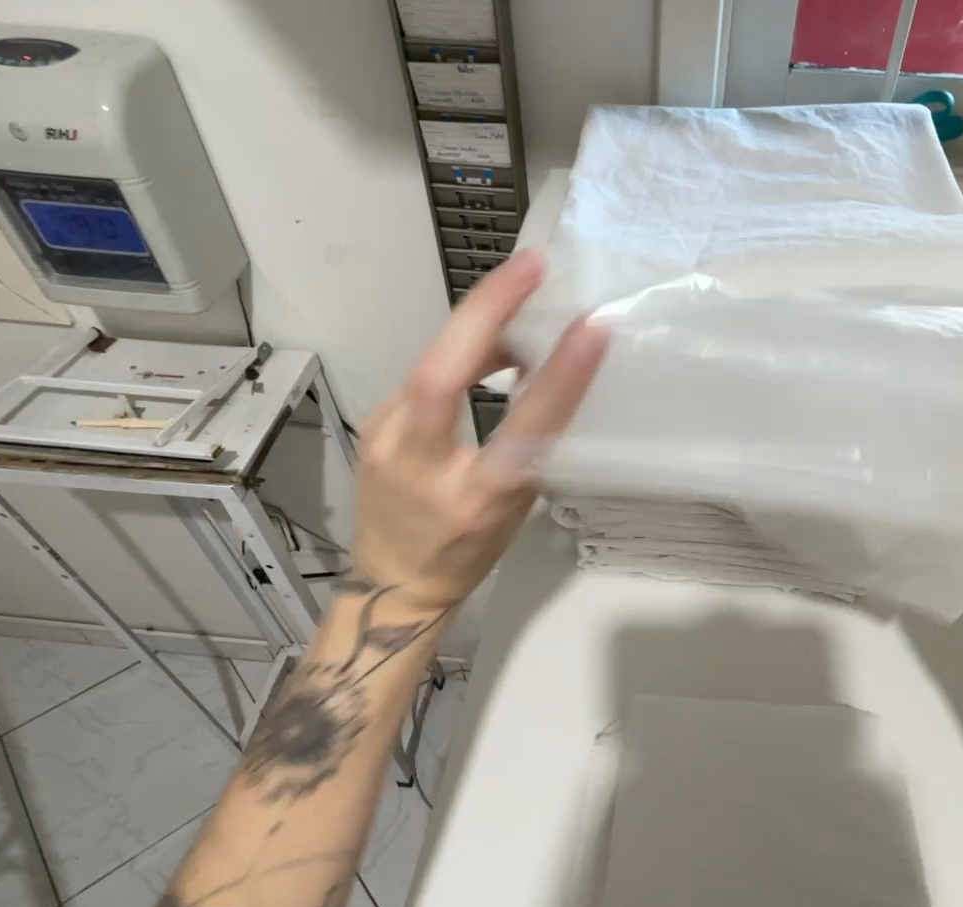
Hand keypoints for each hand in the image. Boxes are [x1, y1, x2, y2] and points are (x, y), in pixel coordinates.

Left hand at [350, 250, 607, 610]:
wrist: (393, 583)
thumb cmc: (467, 554)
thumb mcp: (513, 509)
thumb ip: (528, 446)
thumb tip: (541, 375)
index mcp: (474, 498)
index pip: (520, 431)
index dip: (557, 378)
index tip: (590, 328)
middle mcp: (422, 467)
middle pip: (440, 375)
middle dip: (486, 312)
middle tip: (530, 266)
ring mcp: (384, 442)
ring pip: (429, 365)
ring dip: (477, 327)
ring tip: (520, 297)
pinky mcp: (371, 425)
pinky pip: (421, 374)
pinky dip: (457, 352)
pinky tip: (485, 344)